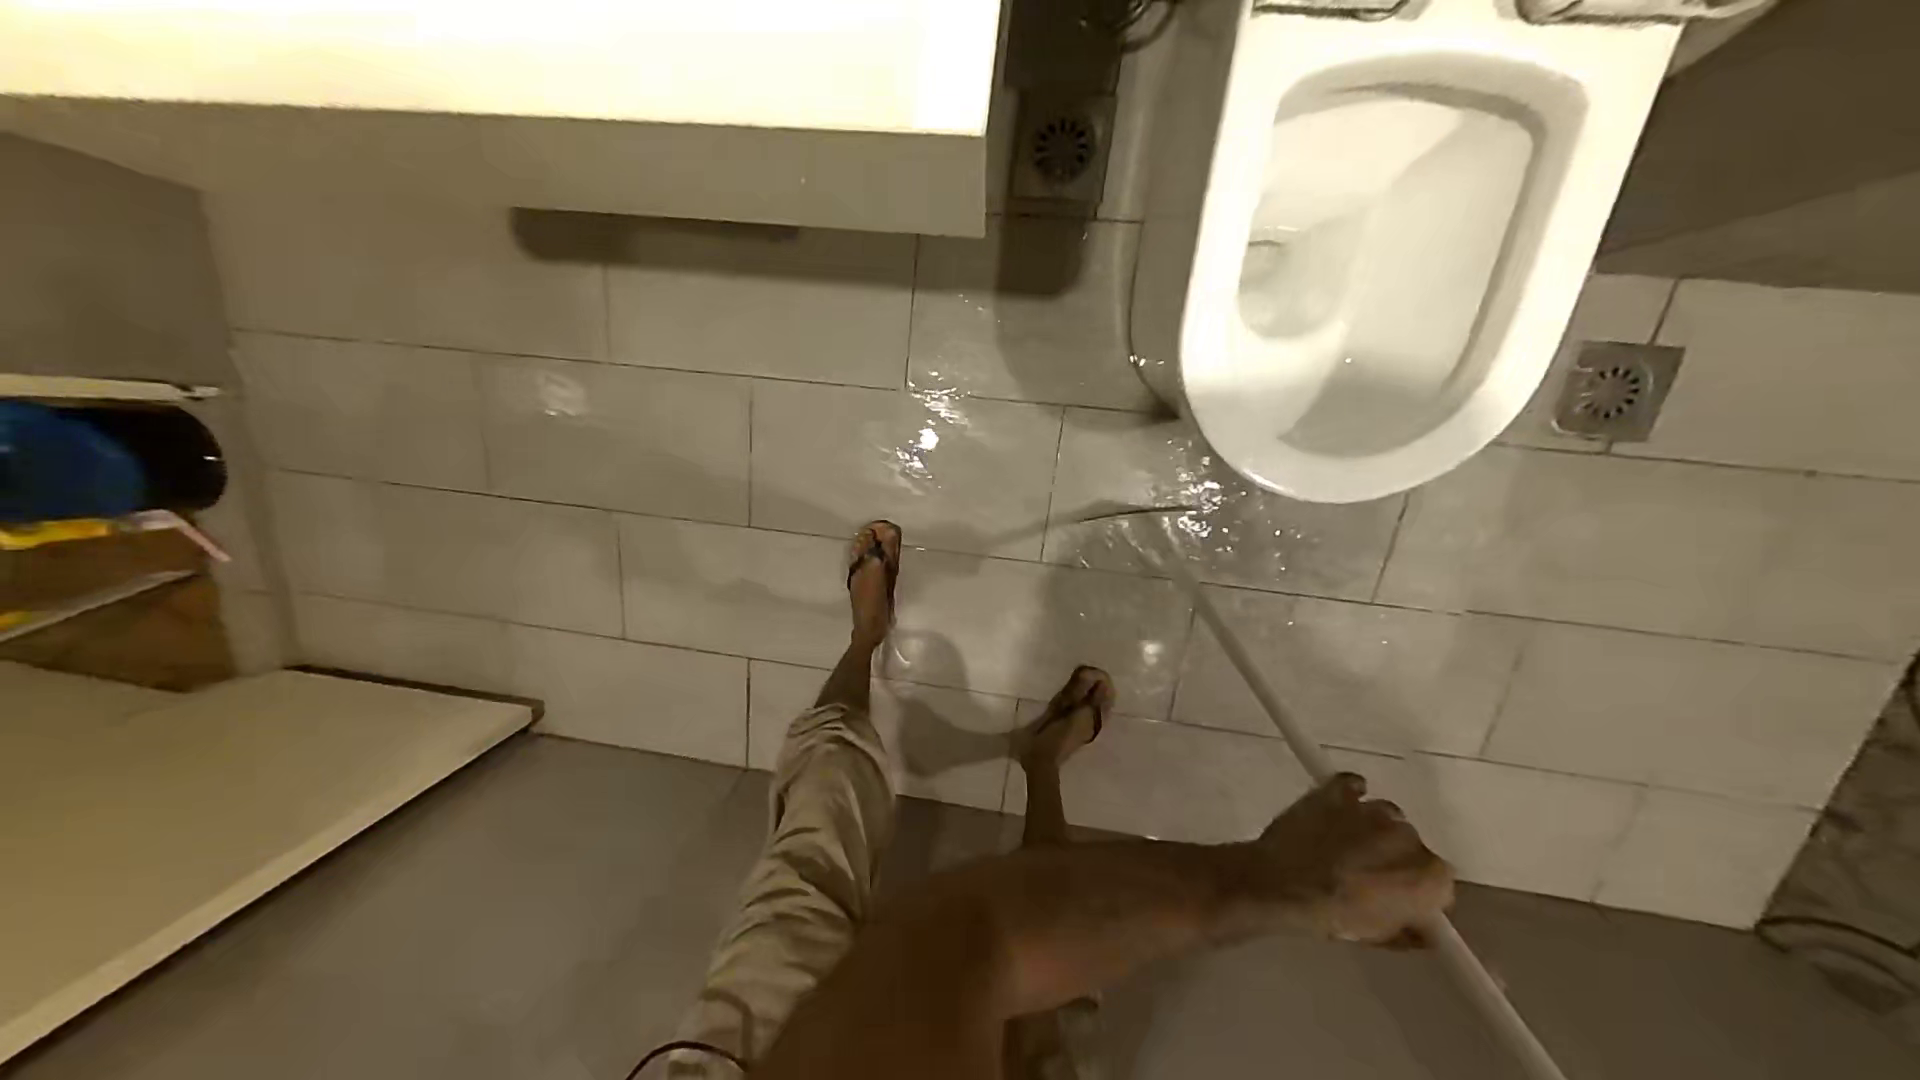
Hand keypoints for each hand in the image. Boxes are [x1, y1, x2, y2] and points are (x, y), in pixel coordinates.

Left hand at [1252, 773, 1453, 945]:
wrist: (1281, 884)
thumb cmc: (1334, 915)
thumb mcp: (1381, 935)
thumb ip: (1411, 928)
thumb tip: (1421, 927)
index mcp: (1429, 876)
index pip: (1437, 878)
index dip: (1414, 886)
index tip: (1395, 892)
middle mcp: (1408, 836)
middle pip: (1408, 842)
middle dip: (1390, 855)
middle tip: (1364, 868)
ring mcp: (1370, 809)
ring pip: (1382, 814)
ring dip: (1370, 825)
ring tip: (1343, 841)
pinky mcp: (1337, 791)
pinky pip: (1351, 783)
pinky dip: (1348, 791)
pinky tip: (1337, 806)